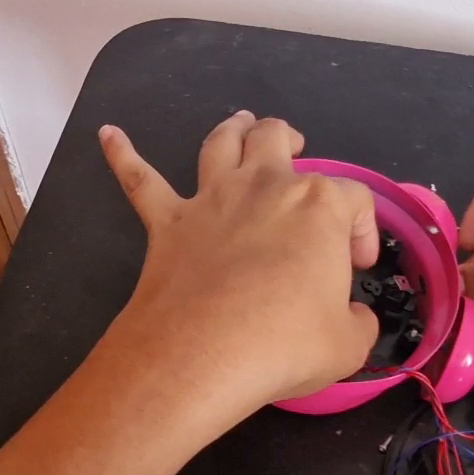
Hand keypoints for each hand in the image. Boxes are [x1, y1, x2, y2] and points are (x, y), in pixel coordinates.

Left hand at [97, 112, 379, 424]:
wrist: (203, 353)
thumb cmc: (284, 343)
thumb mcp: (347, 344)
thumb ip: (357, 324)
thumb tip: (356, 321)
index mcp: (318, 207)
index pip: (354, 198)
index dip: (364, 227)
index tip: (359, 263)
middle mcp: (264, 187)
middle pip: (276, 140)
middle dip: (289, 138)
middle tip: (295, 145)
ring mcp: (211, 200)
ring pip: (220, 143)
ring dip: (232, 129)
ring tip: (240, 122)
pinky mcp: (167, 222)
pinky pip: (139, 179)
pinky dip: (123, 154)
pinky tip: (109, 134)